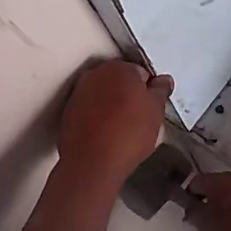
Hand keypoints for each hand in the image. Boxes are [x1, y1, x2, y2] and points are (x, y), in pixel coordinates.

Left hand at [57, 60, 172, 186]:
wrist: (93, 162)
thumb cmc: (125, 136)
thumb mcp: (156, 111)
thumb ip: (160, 91)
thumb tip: (162, 83)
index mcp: (119, 68)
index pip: (140, 71)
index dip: (149, 90)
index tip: (152, 104)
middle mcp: (95, 75)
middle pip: (118, 80)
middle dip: (128, 95)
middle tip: (140, 117)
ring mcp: (79, 93)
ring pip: (101, 95)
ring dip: (111, 106)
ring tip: (123, 130)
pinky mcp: (68, 112)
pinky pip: (88, 110)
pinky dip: (96, 118)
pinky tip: (106, 135)